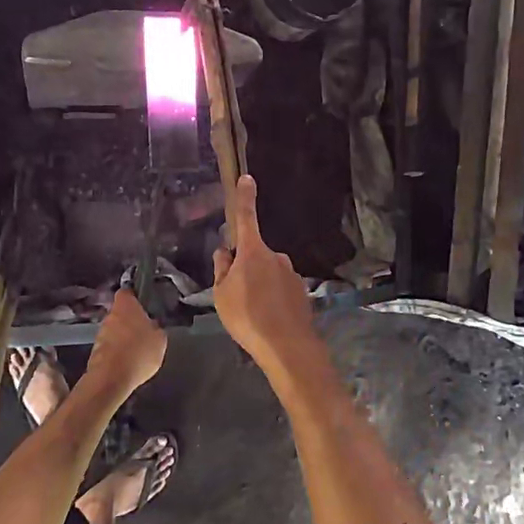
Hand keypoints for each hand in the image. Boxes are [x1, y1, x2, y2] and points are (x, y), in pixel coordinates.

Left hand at [84, 288, 165, 394]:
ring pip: (115, 330)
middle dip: (131, 320)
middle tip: (145, 330)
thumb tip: (153, 325)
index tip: (144, 303)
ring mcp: (100, 334)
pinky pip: (110, 346)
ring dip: (124, 336)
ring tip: (138, 349)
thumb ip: (156, 327)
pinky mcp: (95, 352)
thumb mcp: (160, 339)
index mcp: (125, 306)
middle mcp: (109, 316)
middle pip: (121, 313)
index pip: (127, 292)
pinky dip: (118, 351)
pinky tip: (129, 361)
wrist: (111, 378)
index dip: (135, 296)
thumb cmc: (139, 352)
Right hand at [212, 175, 320, 371]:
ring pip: (268, 274)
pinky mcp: (301, 290)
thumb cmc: (247, 317)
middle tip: (235, 296)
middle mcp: (276, 256)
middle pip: (254, 255)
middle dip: (245, 269)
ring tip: (252, 314)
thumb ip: (222, 269)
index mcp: (253, 252)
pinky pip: (280, 289)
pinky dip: (272, 299)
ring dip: (259, 287)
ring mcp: (291, 273)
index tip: (247, 178)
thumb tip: (224, 252)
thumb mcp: (221, 294)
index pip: (246, 218)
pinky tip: (268, 319)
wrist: (286, 345)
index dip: (245, 197)